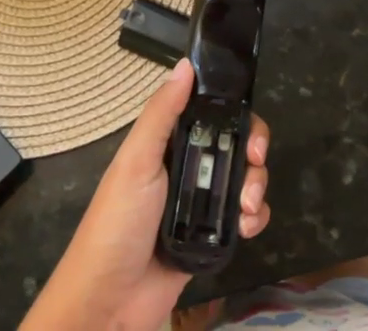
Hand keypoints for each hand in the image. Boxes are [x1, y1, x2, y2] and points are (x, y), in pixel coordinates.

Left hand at [22, 60, 270, 330]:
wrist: (111, 301)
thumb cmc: (118, 223)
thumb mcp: (135, 161)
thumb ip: (161, 114)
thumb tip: (186, 65)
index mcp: (166, 145)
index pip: (210, 116)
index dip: (235, 116)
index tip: (249, 130)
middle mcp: (186, 169)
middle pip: (235, 146)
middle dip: (254, 153)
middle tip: (256, 164)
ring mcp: (200, 204)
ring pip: (244, 181)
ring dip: (256, 188)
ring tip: (246, 209)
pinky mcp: (211, 237)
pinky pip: (244, 218)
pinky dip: (254, 219)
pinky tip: (247, 227)